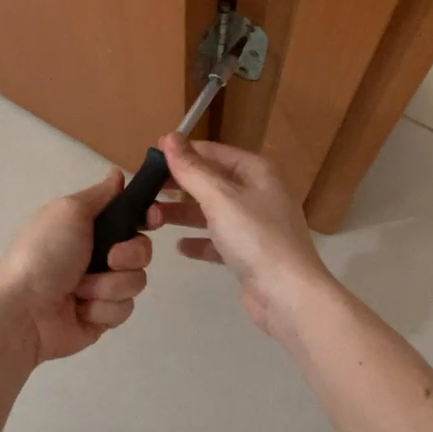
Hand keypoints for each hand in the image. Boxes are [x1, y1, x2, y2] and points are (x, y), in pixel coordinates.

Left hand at [0, 170, 156, 362]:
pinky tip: (81, 310)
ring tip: (81, 291)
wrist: (23, 312)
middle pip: (142, 249)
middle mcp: (98, 255)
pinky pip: (124, 308)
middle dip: (130, 255)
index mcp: (89, 226)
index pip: (130, 216)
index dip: (147, 216)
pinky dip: (103, 309)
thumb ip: (101, 194)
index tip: (151, 219)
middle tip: (110, 259)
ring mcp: (101, 287)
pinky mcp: (103, 317)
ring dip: (110, 285)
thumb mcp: (69, 211)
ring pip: (136, 281)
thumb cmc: (45, 253)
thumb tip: (118, 173)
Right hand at [156, 133, 339, 339]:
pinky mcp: (250, 253)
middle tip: (144, 191)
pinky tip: (179, 246)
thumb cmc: (255, 238)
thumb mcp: (220, 198)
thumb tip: (169, 137)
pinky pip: (219, 239)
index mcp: (256, 171)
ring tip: (152, 218)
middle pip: (211, 181)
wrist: (288, 295)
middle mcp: (258, 192)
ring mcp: (256, 224)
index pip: (213, 152)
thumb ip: (192, 169)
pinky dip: (200, 240)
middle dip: (180, 185)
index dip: (182, 153)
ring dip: (184, 213)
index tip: (148, 159)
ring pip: (212, 211)